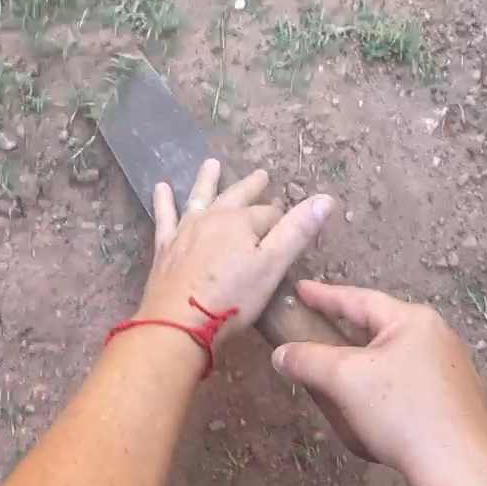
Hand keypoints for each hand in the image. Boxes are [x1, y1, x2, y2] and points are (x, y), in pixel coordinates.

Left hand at [133, 160, 334, 341]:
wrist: (178, 322)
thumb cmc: (231, 298)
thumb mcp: (272, 267)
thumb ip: (297, 232)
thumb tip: (325, 199)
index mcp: (241, 223)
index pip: (269, 214)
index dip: (282, 220)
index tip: (289, 225)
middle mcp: (212, 218)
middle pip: (236, 197)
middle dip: (250, 186)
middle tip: (261, 174)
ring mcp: (186, 230)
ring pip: (200, 198)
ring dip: (207, 180)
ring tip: (211, 164)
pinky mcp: (165, 247)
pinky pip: (165, 216)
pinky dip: (164, 200)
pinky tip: (161, 187)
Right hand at [270, 282, 486, 476]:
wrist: (457, 469)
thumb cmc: (400, 412)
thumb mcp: (343, 379)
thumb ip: (307, 360)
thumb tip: (280, 355)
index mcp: (413, 321)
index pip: (359, 300)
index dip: (324, 295)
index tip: (300, 290)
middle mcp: (437, 337)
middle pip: (378, 327)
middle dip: (344, 328)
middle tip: (316, 327)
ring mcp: (450, 370)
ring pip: (393, 356)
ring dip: (363, 360)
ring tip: (338, 368)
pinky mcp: (455, 401)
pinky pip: (407, 381)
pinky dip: (382, 383)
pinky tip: (370, 403)